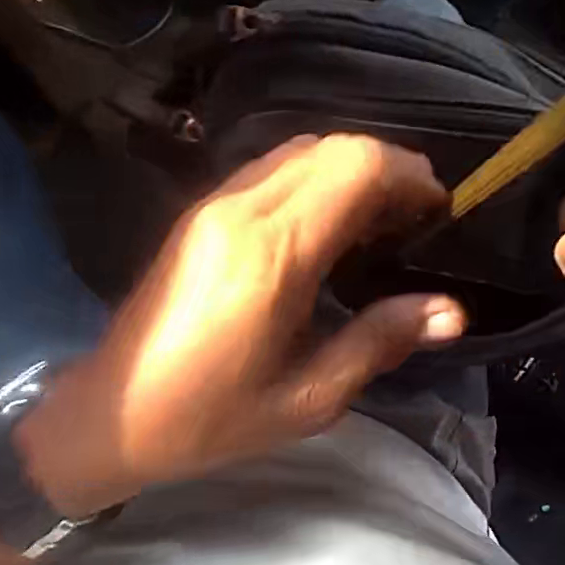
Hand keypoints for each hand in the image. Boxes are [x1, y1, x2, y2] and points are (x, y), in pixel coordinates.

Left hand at [18, 135, 465, 511]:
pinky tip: (333, 225)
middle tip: (419, 219)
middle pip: (335, 147)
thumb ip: (380, 341)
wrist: (111, 413)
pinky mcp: (202, 210)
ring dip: (355, 170)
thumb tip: (452, 311)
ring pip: (304, 149)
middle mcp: (242, 209)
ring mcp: (215, 203)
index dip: (409, 176)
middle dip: (391, 168)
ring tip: (384, 221)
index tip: (439, 212)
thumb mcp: (308, 397)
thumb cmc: (212, 417)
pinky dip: (320, 178)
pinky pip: (275, 167)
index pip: (355, 169)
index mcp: (272, 254)